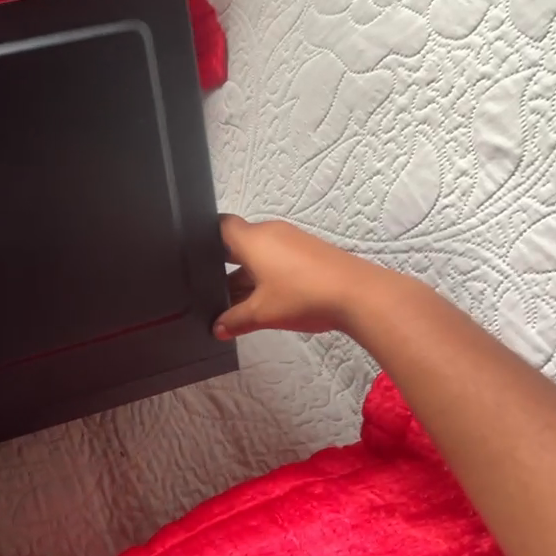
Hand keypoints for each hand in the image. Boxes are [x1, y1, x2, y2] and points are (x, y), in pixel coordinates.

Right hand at [212, 215, 396, 339]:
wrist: (360, 295)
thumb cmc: (303, 296)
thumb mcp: (262, 313)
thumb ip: (234, 320)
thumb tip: (217, 329)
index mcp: (252, 239)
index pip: (220, 226)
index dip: (205, 239)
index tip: (195, 259)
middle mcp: (271, 233)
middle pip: (238, 244)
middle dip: (225, 267)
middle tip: (211, 290)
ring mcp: (293, 242)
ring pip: (258, 255)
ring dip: (247, 276)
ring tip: (236, 305)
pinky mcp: (310, 253)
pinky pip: (278, 260)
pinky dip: (267, 277)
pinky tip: (264, 302)